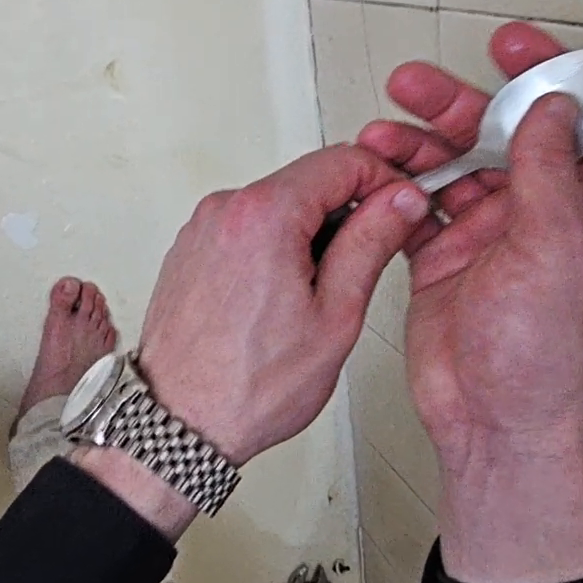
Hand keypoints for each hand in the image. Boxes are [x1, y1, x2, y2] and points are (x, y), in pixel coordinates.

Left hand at [137, 145, 430, 466]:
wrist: (179, 421)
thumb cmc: (248, 386)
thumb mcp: (335, 315)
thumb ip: (371, 243)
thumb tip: (399, 202)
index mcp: (263, 216)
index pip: (343, 161)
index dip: (385, 181)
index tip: (402, 206)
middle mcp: (224, 211)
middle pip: (308, 180)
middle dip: (348, 211)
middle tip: (371, 257)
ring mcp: (201, 229)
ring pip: (278, 205)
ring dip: (311, 233)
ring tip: (318, 293)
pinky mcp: (190, 249)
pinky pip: (247, 228)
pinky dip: (275, 246)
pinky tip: (282, 296)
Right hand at [357, 23, 582, 582]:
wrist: (495, 427)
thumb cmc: (549, 364)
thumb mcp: (561, 254)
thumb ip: (550, 175)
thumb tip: (551, 110)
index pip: (576, 125)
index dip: (546, 78)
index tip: (513, 46)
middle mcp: (541, 222)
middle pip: (500, 140)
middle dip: (459, 107)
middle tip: (418, 85)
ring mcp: (488, 241)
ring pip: (452, 171)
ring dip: (418, 147)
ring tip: (383, 133)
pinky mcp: (442, 262)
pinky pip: (416, 210)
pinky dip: (396, 189)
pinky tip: (377, 175)